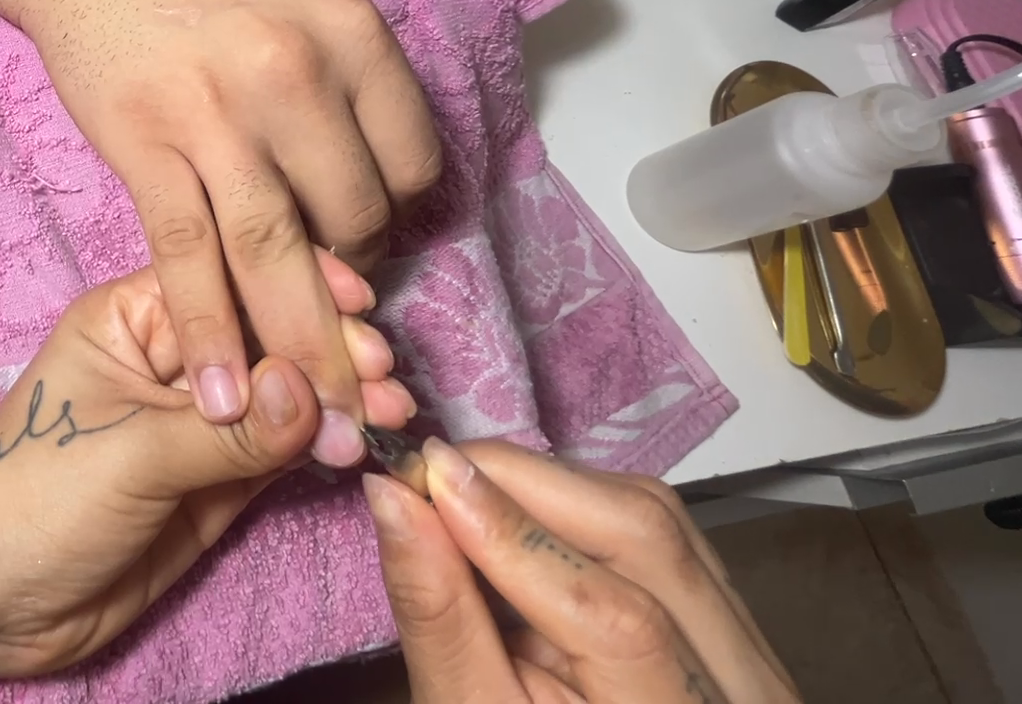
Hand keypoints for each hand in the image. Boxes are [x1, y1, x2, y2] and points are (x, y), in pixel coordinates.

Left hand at [0, 253, 415, 681]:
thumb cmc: (36, 495)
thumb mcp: (129, 453)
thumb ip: (225, 428)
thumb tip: (314, 389)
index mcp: (132, 316)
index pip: (221, 282)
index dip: (289, 286)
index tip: (358, 304)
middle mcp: (170, 354)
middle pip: (260, 335)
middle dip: (322, 348)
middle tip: (382, 374)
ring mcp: (196, 416)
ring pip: (279, 393)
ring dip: (335, 398)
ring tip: (389, 411)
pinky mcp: (215, 475)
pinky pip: (278, 449)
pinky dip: (321, 445)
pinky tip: (364, 441)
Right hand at [23, 0, 439, 465]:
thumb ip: (347, 78)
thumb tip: (361, 176)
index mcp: (354, 33)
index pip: (411, 163)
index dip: (397, 227)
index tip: (366, 256)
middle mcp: (298, 76)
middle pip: (352, 220)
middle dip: (353, 302)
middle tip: (353, 360)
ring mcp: (219, 116)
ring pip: (275, 252)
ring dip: (302, 346)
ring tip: (323, 427)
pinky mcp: (147, 149)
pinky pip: (188, 253)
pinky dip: (209, 329)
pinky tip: (220, 392)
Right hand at [362, 439, 799, 702]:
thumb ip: (436, 610)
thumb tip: (392, 494)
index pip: (612, 617)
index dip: (510, 533)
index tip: (422, 474)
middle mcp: (752, 691)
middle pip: (646, 537)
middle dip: (520, 482)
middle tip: (431, 470)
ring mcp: (758, 653)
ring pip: (656, 517)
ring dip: (542, 484)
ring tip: (462, 490)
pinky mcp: (731, 615)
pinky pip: (659, 526)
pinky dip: (571, 499)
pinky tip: (514, 512)